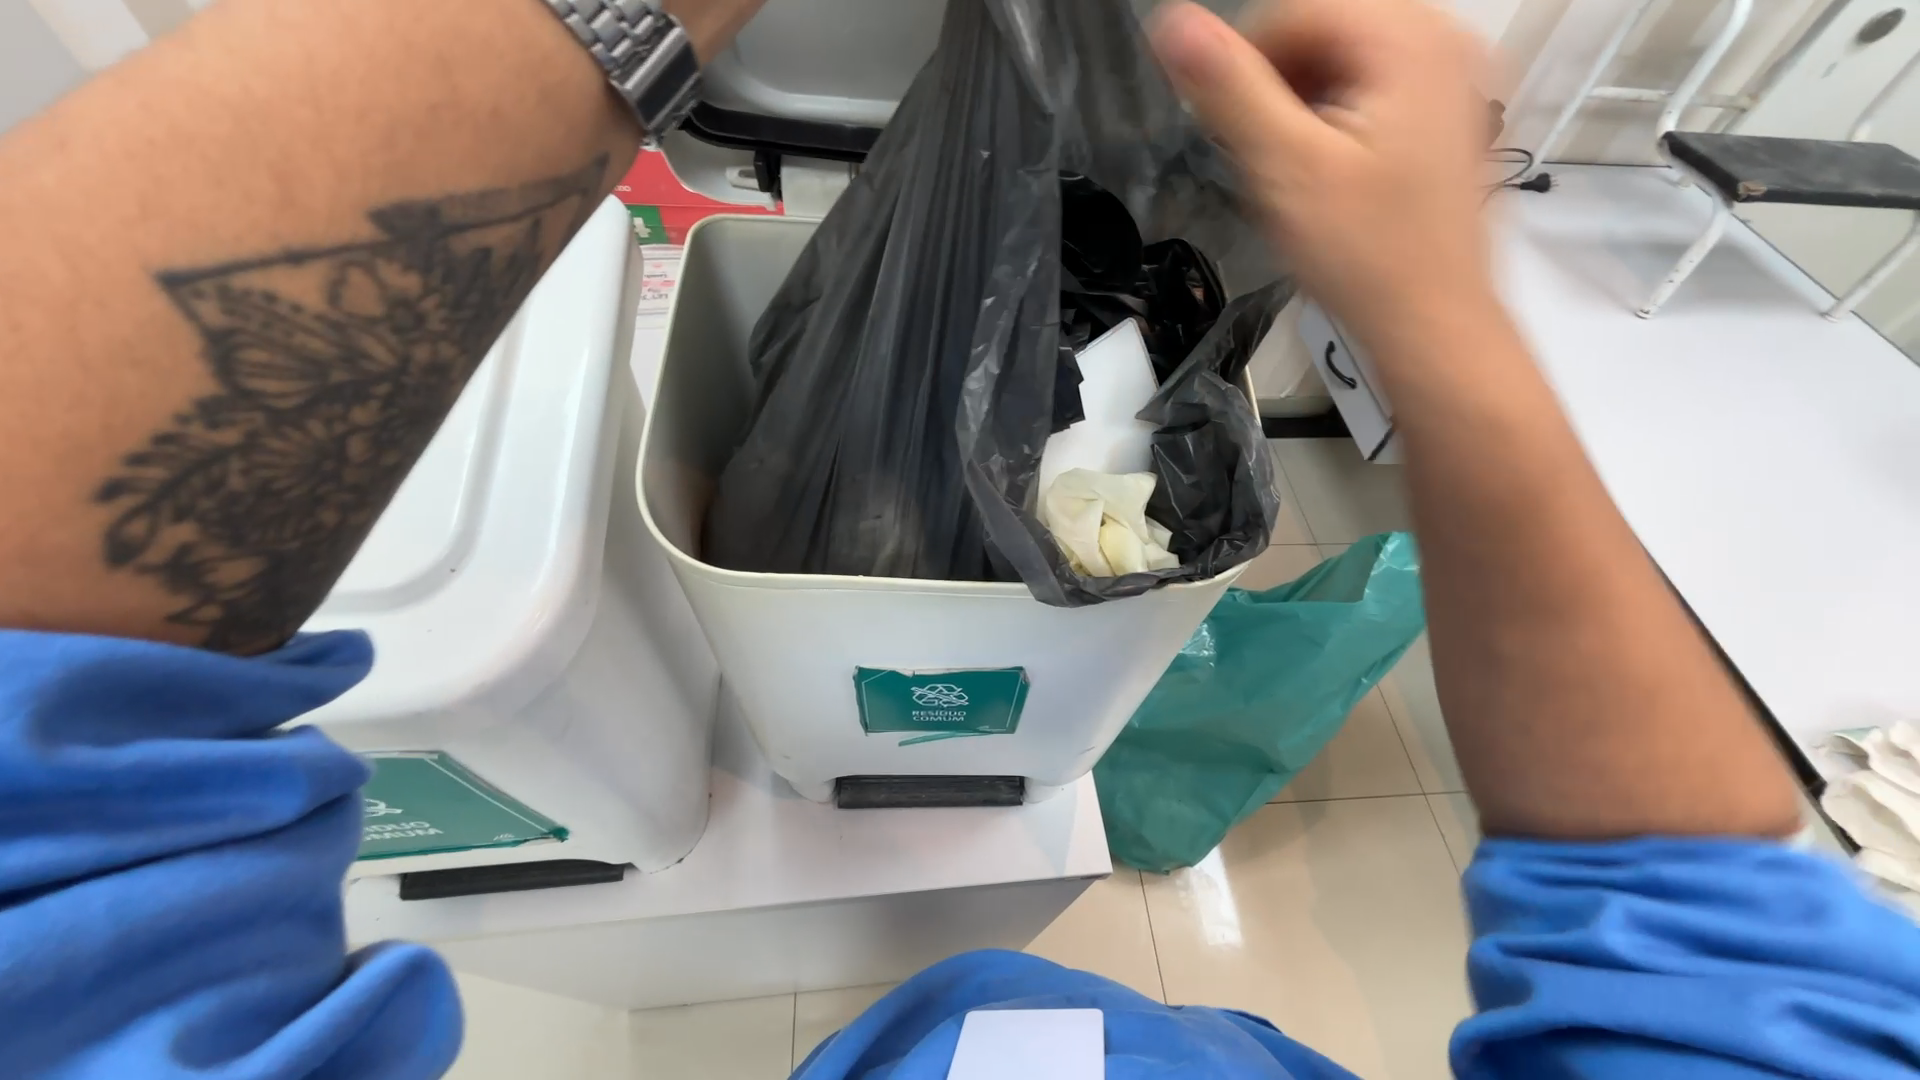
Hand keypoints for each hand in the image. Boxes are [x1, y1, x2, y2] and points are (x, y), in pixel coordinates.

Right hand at [1150, 0, 1494, 352]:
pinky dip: (1334, 116)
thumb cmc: (1363, 255)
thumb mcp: (1283, 169)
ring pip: (1348, 59)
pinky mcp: (1445, 115)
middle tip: (1258, 148)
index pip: (1299, 8)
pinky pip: (1374, 87)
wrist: (1429, 319)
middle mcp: (1444, 41)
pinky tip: (1322, 171)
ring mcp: (1453, 78)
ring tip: (1288, 166)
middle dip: (1278, 83)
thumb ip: (1230, 91)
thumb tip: (1172, 25)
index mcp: (1409, 39)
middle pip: (1327, 26)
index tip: (1223, 122)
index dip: (1245, 59)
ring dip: (1302, 101)